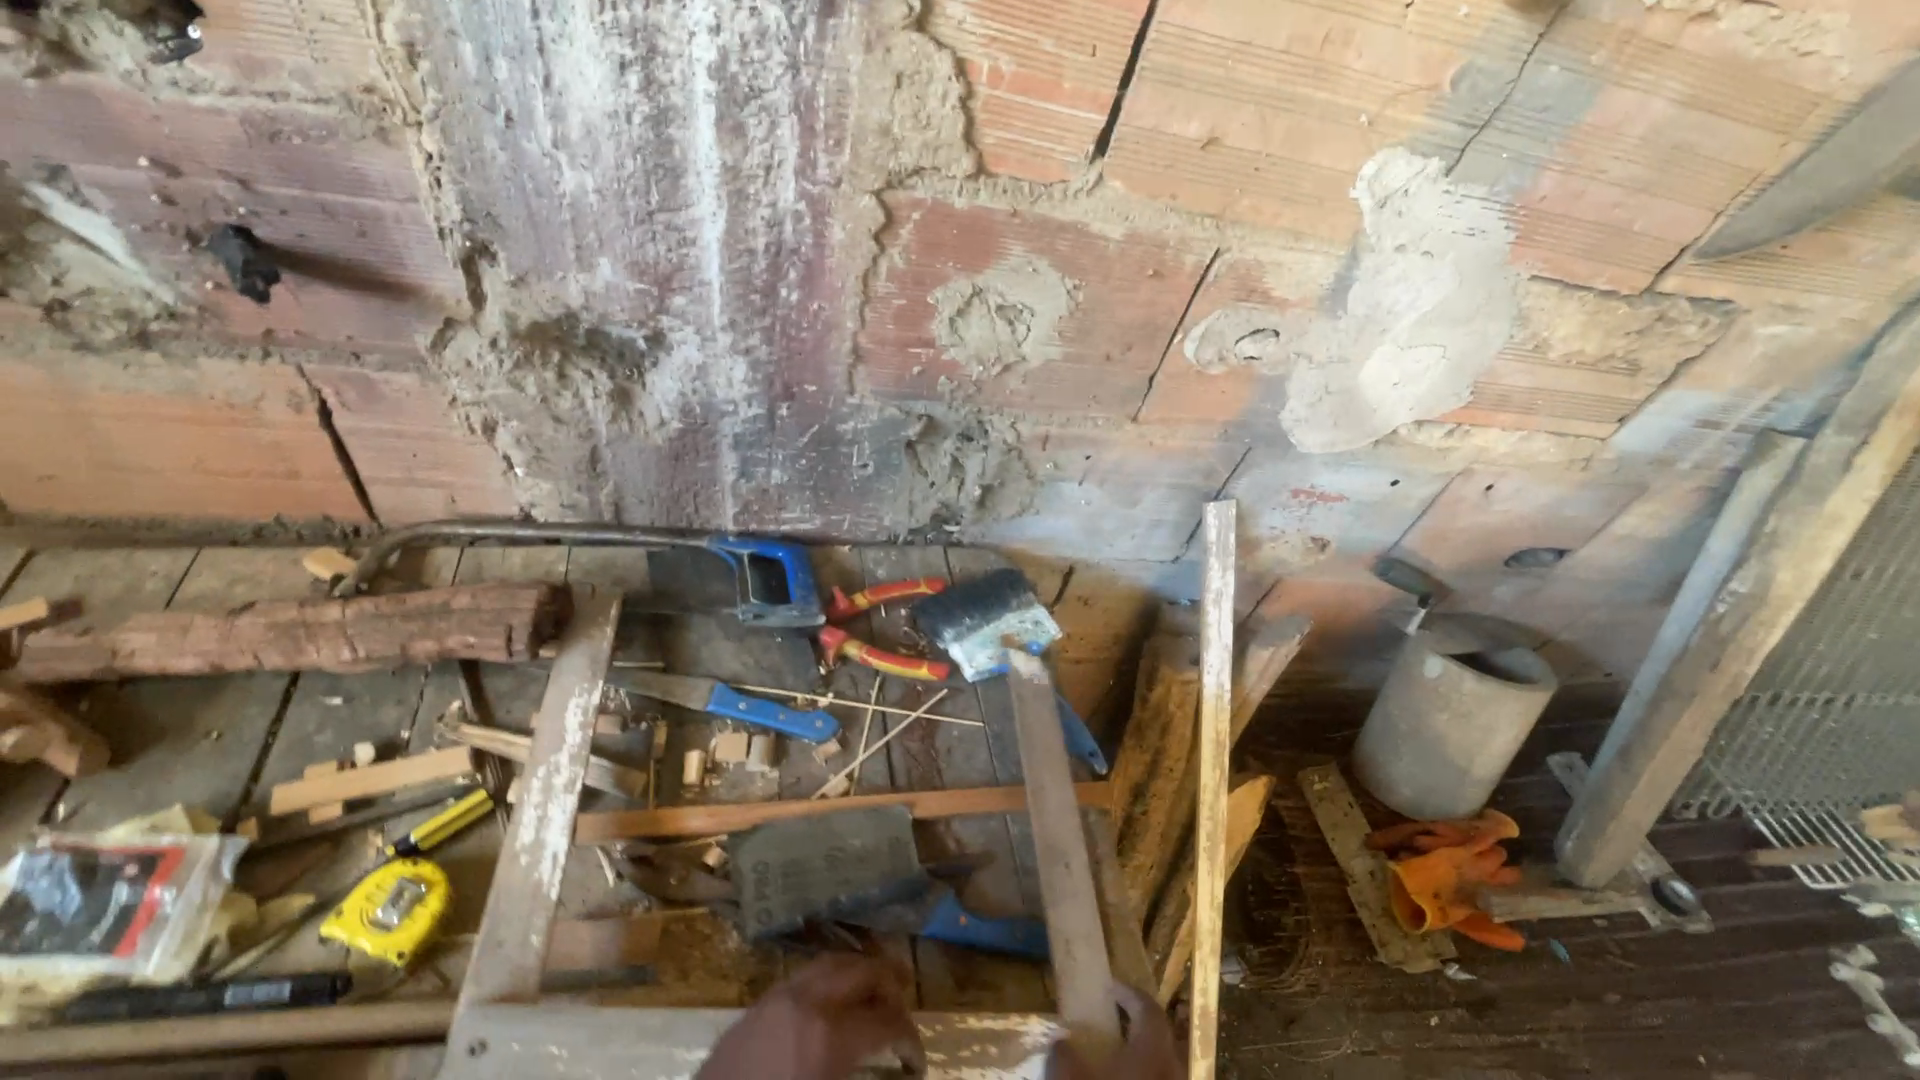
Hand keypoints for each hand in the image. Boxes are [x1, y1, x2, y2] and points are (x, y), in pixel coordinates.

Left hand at [697, 954, 925, 1079]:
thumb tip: (887, 1057)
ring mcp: (778, 999)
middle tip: (904, 999)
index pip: (886, 1020)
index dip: (909, 1035)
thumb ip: (855, 1070)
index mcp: (830, 1037)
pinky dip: (828, 977)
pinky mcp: (756, 1006)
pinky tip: (833, 998)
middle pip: (862, 972)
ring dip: (858, 971)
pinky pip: (803, 976)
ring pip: (831, 964)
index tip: (916, 1056)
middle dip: (889, 982)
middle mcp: (807, 1003)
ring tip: (873, 987)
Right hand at [1046, 984, 1183, 1079]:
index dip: (1130, 994)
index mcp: (1152, 1054)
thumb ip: (1063, 1059)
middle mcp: (1172, 1072)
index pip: (1149, 1010)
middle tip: (1111, 1020)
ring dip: (1141, 1056)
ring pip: (1162, 1066)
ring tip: (1113, 1059)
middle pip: (1160, 1038)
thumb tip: (1061, 1042)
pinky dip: (1143, 1076)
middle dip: (1137, 1025)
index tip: (1109, 987)